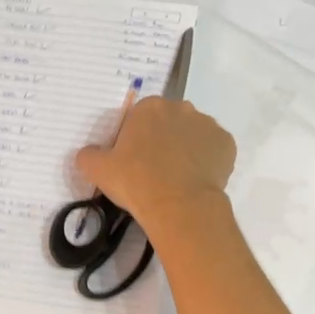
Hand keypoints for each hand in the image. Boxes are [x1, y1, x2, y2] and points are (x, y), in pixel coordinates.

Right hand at [75, 98, 236, 237]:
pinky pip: (213, 151)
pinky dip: (205, 162)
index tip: (131, 162)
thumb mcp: (98, 170)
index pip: (139, 118)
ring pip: (192, 136)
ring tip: (175, 180)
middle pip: (168, 123)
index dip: (134, 140)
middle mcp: (182, 107)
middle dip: (162, 141)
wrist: (179, 206)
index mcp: (149, 107)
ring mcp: (208, 125)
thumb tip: (87, 153)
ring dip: (185, 150)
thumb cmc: (135, 182)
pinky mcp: (227, 145)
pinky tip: (194, 182)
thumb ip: (88, 156)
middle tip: (152, 172)